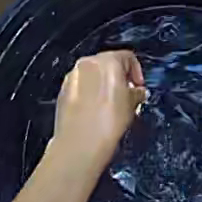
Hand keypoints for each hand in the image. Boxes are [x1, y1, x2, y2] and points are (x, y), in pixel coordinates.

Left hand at [50, 50, 146, 167]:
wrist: (80, 144)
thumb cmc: (110, 120)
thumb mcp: (132, 104)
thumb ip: (136, 92)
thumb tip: (137, 92)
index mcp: (107, 61)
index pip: (128, 57)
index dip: (137, 72)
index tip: (139, 87)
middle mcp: (87, 63)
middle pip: (108, 63)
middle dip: (119, 77)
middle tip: (127, 96)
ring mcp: (72, 76)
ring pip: (93, 74)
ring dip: (103, 84)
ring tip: (110, 105)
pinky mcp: (62, 91)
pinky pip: (81, 86)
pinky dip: (89, 93)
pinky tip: (95, 111)